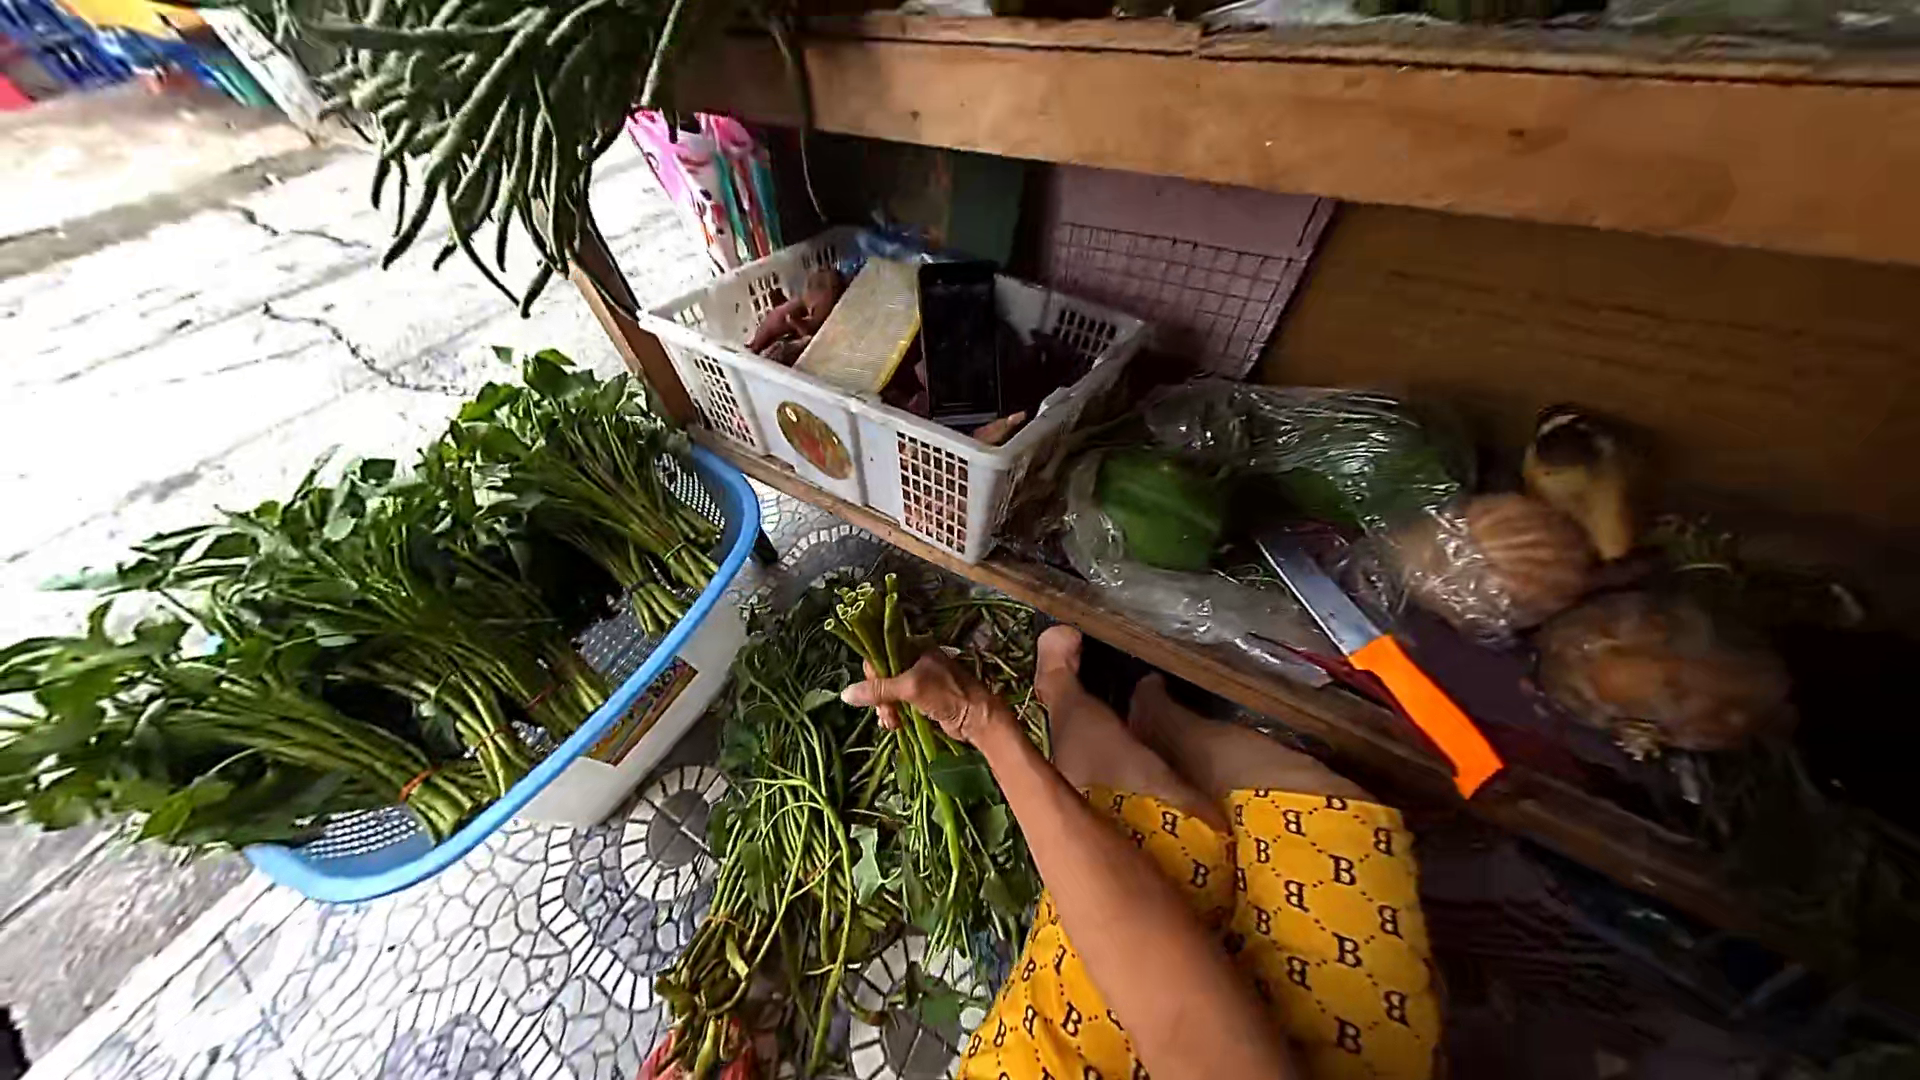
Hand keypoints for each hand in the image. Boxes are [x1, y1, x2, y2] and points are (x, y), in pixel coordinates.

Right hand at [840, 649, 1012, 746]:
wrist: (976, 718)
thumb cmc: (948, 695)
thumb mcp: (910, 687)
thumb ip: (878, 690)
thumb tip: (846, 694)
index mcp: (916, 646)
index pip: (881, 654)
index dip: (874, 675)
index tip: (874, 694)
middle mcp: (916, 659)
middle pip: (883, 675)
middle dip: (880, 697)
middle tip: (886, 713)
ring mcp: (919, 679)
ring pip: (889, 692)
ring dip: (886, 709)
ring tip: (892, 723)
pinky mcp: (922, 699)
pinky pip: (898, 703)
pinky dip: (893, 714)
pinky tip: (895, 726)